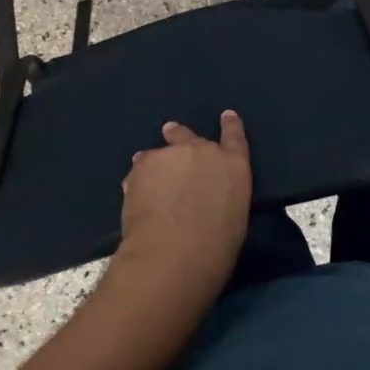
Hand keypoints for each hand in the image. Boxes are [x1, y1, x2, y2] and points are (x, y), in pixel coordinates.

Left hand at [116, 111, 252, 286]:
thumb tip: (206, 200)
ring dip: (157, 162)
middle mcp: (205, 152)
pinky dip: (138, 180)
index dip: (230, 125)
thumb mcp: (232, 221)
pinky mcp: (145, 164)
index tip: (227, 115)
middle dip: (181, 136)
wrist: (174, 254)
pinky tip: (134, 196)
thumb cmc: (214, 251)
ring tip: (148, 179)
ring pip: (161, 153)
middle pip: (192, 137)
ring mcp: (173, 154)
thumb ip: (221, 199)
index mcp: (234, 168)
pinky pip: (141, 169)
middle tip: (171, 134)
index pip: (235, 138)